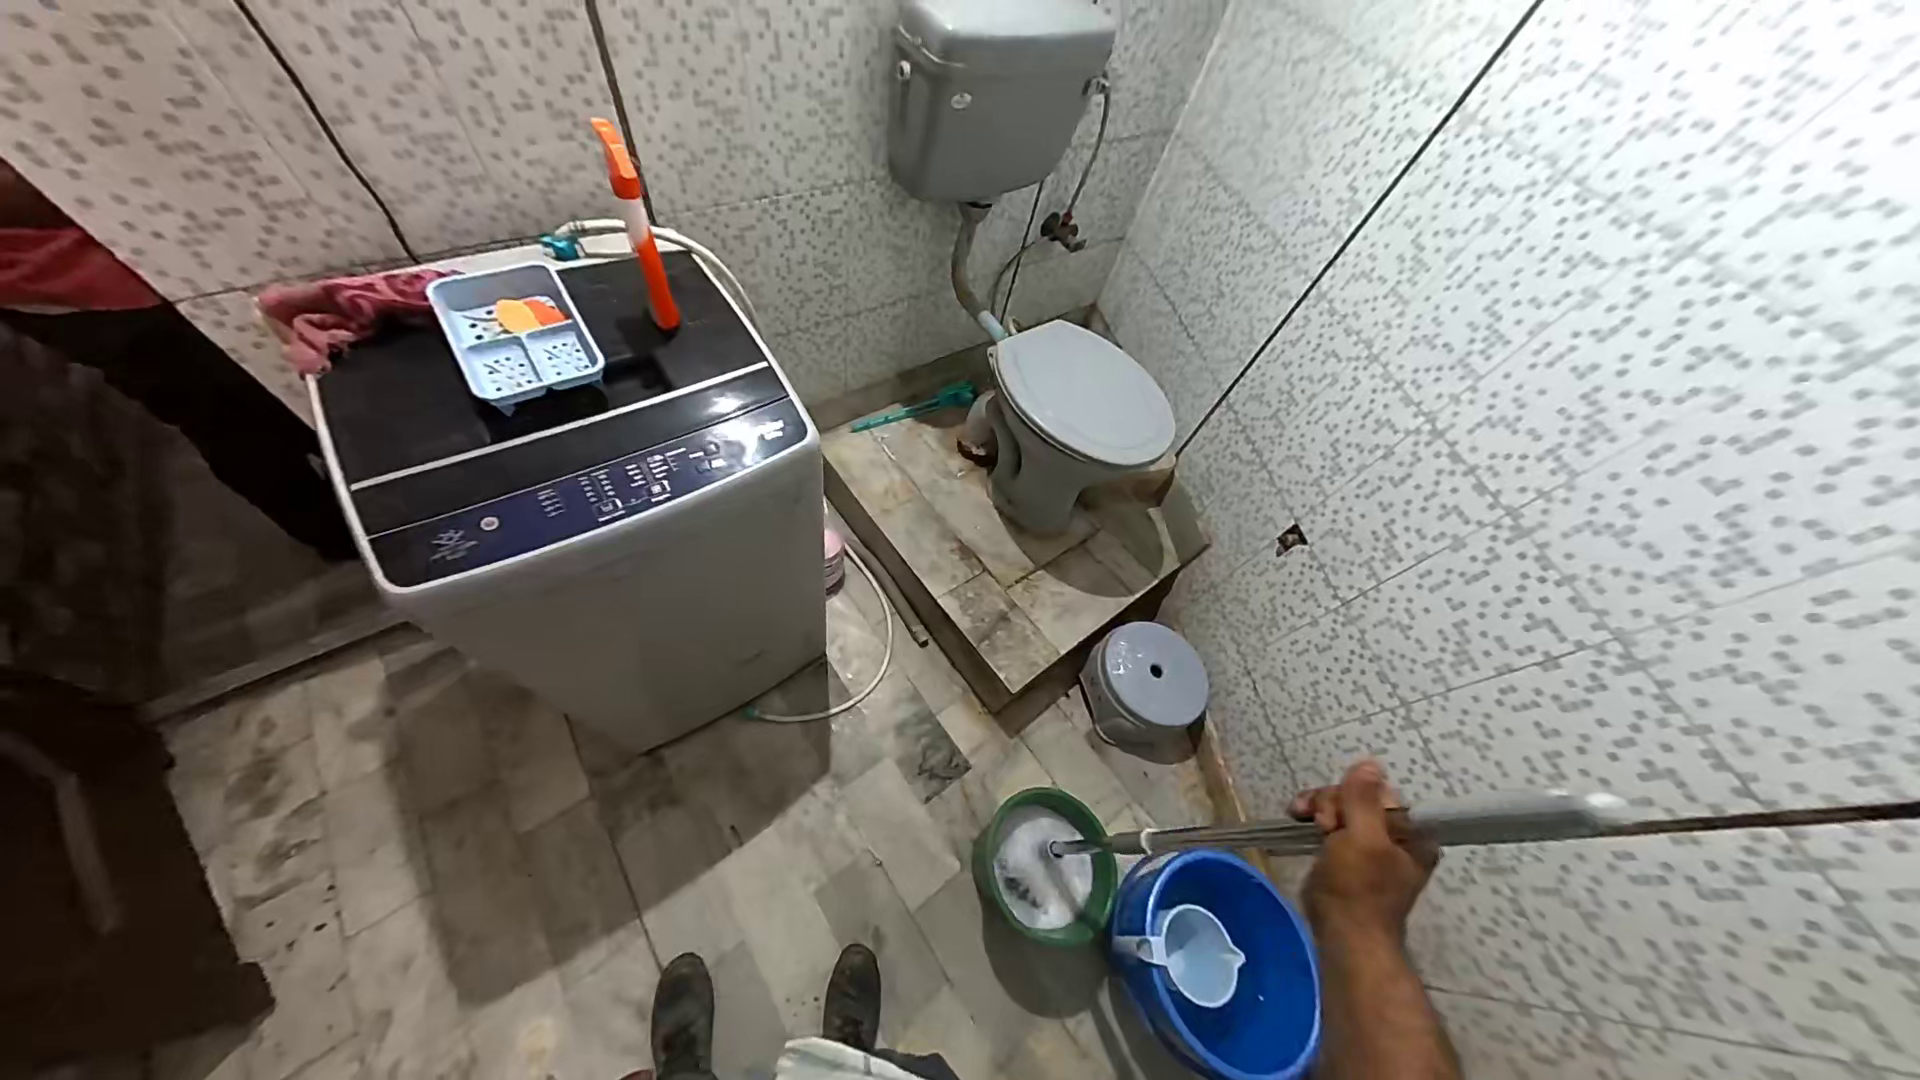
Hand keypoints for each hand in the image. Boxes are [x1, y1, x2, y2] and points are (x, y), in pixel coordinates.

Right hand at [1290, 760, 1438, 943]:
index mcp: (1412, 833)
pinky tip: (1299, 820)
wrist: (1344, 933)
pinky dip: (1313, 816)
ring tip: (1304, 821)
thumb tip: (1370, 763)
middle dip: (1331, 804)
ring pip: (1339, 805)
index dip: (1353, 795)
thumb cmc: (1358, 889)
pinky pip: (1330, 819)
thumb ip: (1364, 800)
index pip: (1379, 791)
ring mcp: (1370, 843)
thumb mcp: (1363, 840)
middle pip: (1356, 795)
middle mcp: (1395, 835)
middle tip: (1322, 825)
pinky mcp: (1347, 851)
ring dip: (1318, 807)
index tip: (1335, 814)